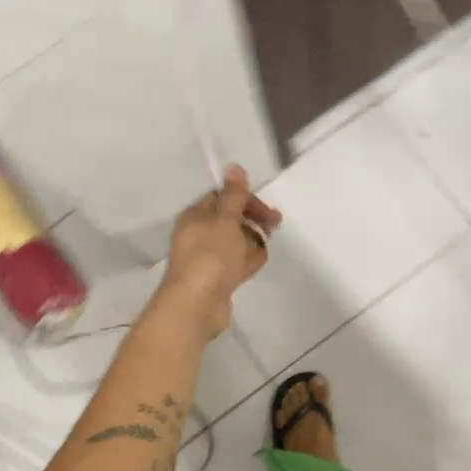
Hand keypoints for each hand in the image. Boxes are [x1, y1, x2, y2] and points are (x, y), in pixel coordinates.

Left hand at [156, 165, 281, 338]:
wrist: (196, 304)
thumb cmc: (210, 256)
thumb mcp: (225, 220)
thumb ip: (233, 195)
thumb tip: (233, 166)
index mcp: (196, 216)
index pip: (222, 197)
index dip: (245, 199)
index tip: (265, 208)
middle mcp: (199, 234)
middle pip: (230, 220)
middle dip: (253, 219)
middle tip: (275, 224)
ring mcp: (208, 258)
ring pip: (235, 242)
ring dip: (252, 241)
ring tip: (265, 246)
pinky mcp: (217, 279)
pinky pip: (236, 263)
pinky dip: (247, 260)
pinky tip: (258, 262)